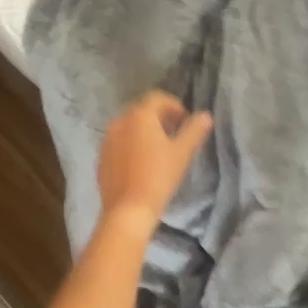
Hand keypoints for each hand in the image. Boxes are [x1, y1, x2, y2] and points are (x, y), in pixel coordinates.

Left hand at [96, 91, 212, 230]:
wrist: (128, 210)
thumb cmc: (158, 177)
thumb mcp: (182, 153)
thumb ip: (194, 131)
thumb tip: (206, 115)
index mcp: (140, 116)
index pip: (157, 98)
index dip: (174, 105)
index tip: (185, 121)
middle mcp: (120, 122)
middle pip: (141, 110)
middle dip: (159, 117)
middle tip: (174, 133)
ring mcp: (107, 140)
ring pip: (128, 126)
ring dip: (144, 130)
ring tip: (158, 148)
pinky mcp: (101, 157)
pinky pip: (118, 142)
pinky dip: (131, 144)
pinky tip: (141, 163)